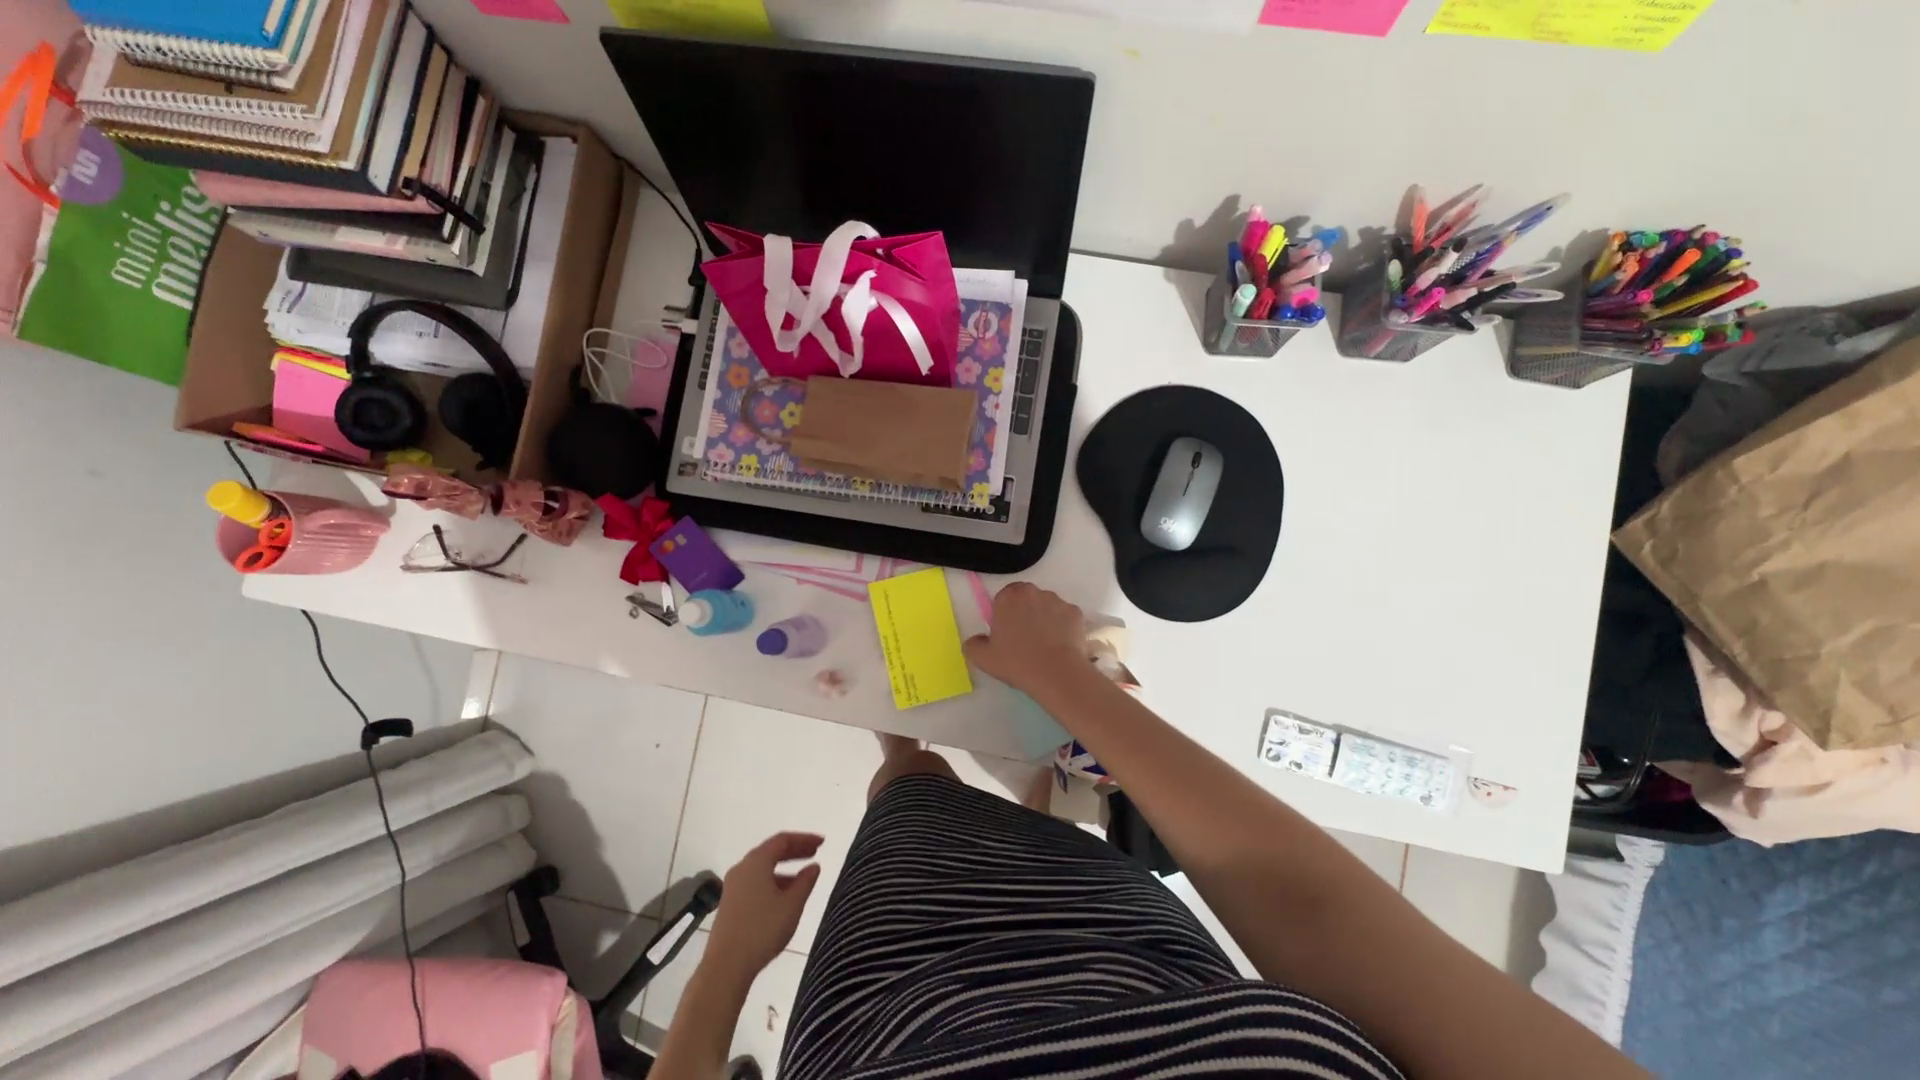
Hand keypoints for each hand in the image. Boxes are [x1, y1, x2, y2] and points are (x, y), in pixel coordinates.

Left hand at [705, 832, 823, 977]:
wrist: (726, 965)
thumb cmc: (763, 930)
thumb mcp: (792, 905)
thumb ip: (805, 882)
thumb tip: (813, 866)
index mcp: (756, 863)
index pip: (782, 840)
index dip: (804, 839)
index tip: (822, 843)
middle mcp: (741, 869)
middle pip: (770, 852)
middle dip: (794, 851)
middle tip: (815, 853)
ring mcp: (732, 886)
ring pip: (761, 869)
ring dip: (783, 868)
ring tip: (803, 878)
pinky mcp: (729, 903)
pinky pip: (754, 882)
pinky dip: (772, 881)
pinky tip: (783, 897)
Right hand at [963, 582, 1088, 696]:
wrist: (1056, 673)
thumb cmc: (1016, 662)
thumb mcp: (983, 659)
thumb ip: (973, 645)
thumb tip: (975, 640)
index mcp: (1008, 597)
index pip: (1004, 598)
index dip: (1004, 615)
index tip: (1006, 634)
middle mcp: (1033, 592)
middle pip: (1026, 599)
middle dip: (1025, 613)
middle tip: (1024, 640)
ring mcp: (1057, 600)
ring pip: (1047, 606)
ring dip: (1044, 619)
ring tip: (1044, 645)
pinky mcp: (1076, 612)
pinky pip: (1065, 617)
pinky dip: (1062, 628)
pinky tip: (1060, 646)